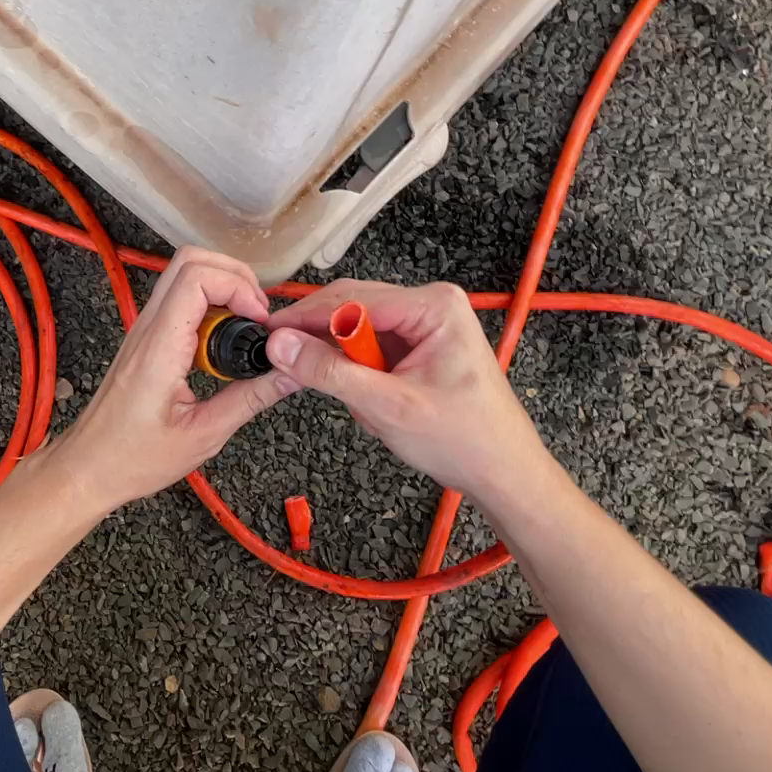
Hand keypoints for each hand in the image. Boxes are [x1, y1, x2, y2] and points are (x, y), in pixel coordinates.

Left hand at [48, 248, 298, 513]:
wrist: (88, 466)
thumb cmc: (134, 457)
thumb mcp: (204, 435)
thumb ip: (250, 398)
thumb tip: (290, 372)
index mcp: (160, 346)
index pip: (196, 277)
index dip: (238, 286)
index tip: (260, 320)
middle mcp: (148, 327)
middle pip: (190, 261)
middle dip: (235, 276)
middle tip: (258, 314)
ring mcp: (144, 329)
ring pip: (183, 276)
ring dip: (222, 288)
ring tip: (247, 326)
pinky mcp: (146, 339)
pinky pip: (178, 301)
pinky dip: (209, 305)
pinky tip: (224, 343)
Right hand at [264, 280, 550, 498]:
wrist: (504, 473)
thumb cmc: (464, 441)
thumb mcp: (387, 407)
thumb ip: (330, 372)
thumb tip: (279, 345)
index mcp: (433, 306)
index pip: (351, 298)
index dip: (304, 316)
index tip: (267, 333)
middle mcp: (430, 304)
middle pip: (350, 306)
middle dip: (323, 340)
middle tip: (284, 360)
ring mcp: (423, 324)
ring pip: (355, 328)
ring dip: (344, 362)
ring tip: (353, 398)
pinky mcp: (417, 344)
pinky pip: (369, 346)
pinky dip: (358, 372)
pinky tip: (368, 399)